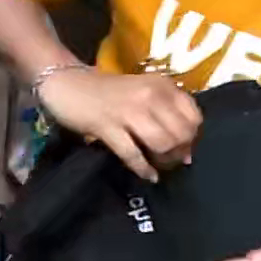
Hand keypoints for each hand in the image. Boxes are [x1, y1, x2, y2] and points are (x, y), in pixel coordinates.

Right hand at [36, 67, 201, 181]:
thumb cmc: (105, 90)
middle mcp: (149, 95)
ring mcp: (128, 111)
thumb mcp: (142, 91)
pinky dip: (143, 168)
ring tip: (159, 166)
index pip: (193, 115)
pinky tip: (148, 176)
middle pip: (180, 133)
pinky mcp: (107, 127)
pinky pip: (132, 153)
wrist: (67, 83)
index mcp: (161, 85)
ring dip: (164, 160)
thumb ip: (163, 111)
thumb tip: (185, 148)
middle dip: (179, 152)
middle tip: (171, 161)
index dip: (192, 136)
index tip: (184, 146)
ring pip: (161, 143)